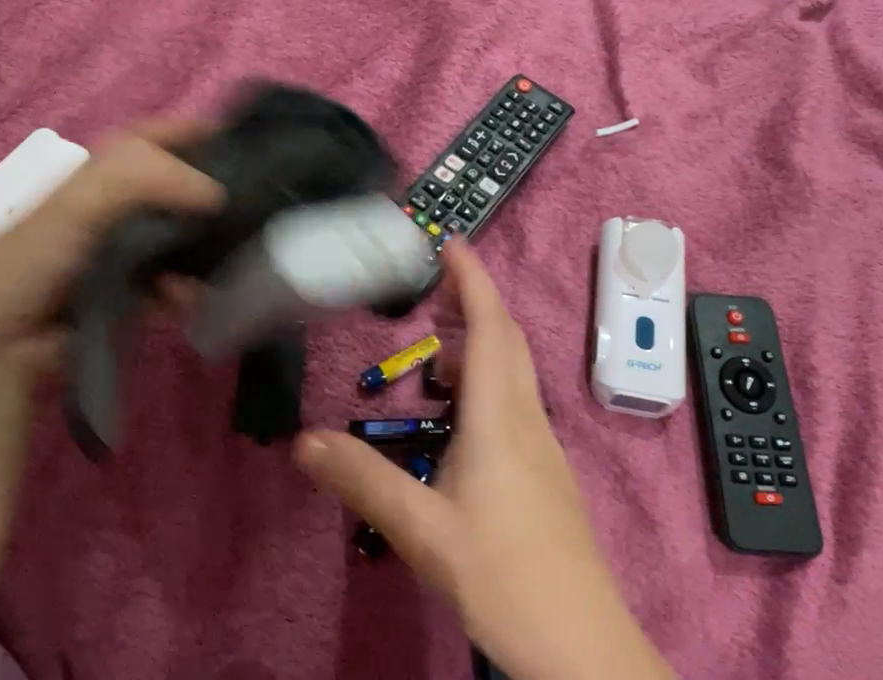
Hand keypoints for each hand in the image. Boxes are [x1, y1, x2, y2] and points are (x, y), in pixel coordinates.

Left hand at [0, 120, 224, 389]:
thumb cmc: (30, 263)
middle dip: (207, 196)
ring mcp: (116, 257)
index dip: (186, 132)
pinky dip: (184, 290)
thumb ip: (142, 179)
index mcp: (92, 180)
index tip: (235, 137)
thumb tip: (214, 192)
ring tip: (228, 263)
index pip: (147, 140)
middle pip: (169, 191)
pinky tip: (191, 301)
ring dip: (202, 250)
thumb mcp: (78, 204)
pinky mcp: (123, 299)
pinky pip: (168, 286)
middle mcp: (108, 212)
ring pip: (175, 241)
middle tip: (251, 205)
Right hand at [292, 245, 674, 679]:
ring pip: (513, 375)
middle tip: (431, 292)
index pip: (493, 326)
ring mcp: (543, 448)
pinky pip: (515, 406)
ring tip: (434, 358)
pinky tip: (457, 422)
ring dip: (479, 348)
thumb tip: (303, 442)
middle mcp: (528, 420)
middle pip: (508, 342)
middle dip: (474, 304)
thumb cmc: (503, 574)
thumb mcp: (422, 530)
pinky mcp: (545, 475)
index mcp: (501, 417)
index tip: (451, 242)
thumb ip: (363, 481)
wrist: (579, 640)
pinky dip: (485, 387)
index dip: (474, 279)